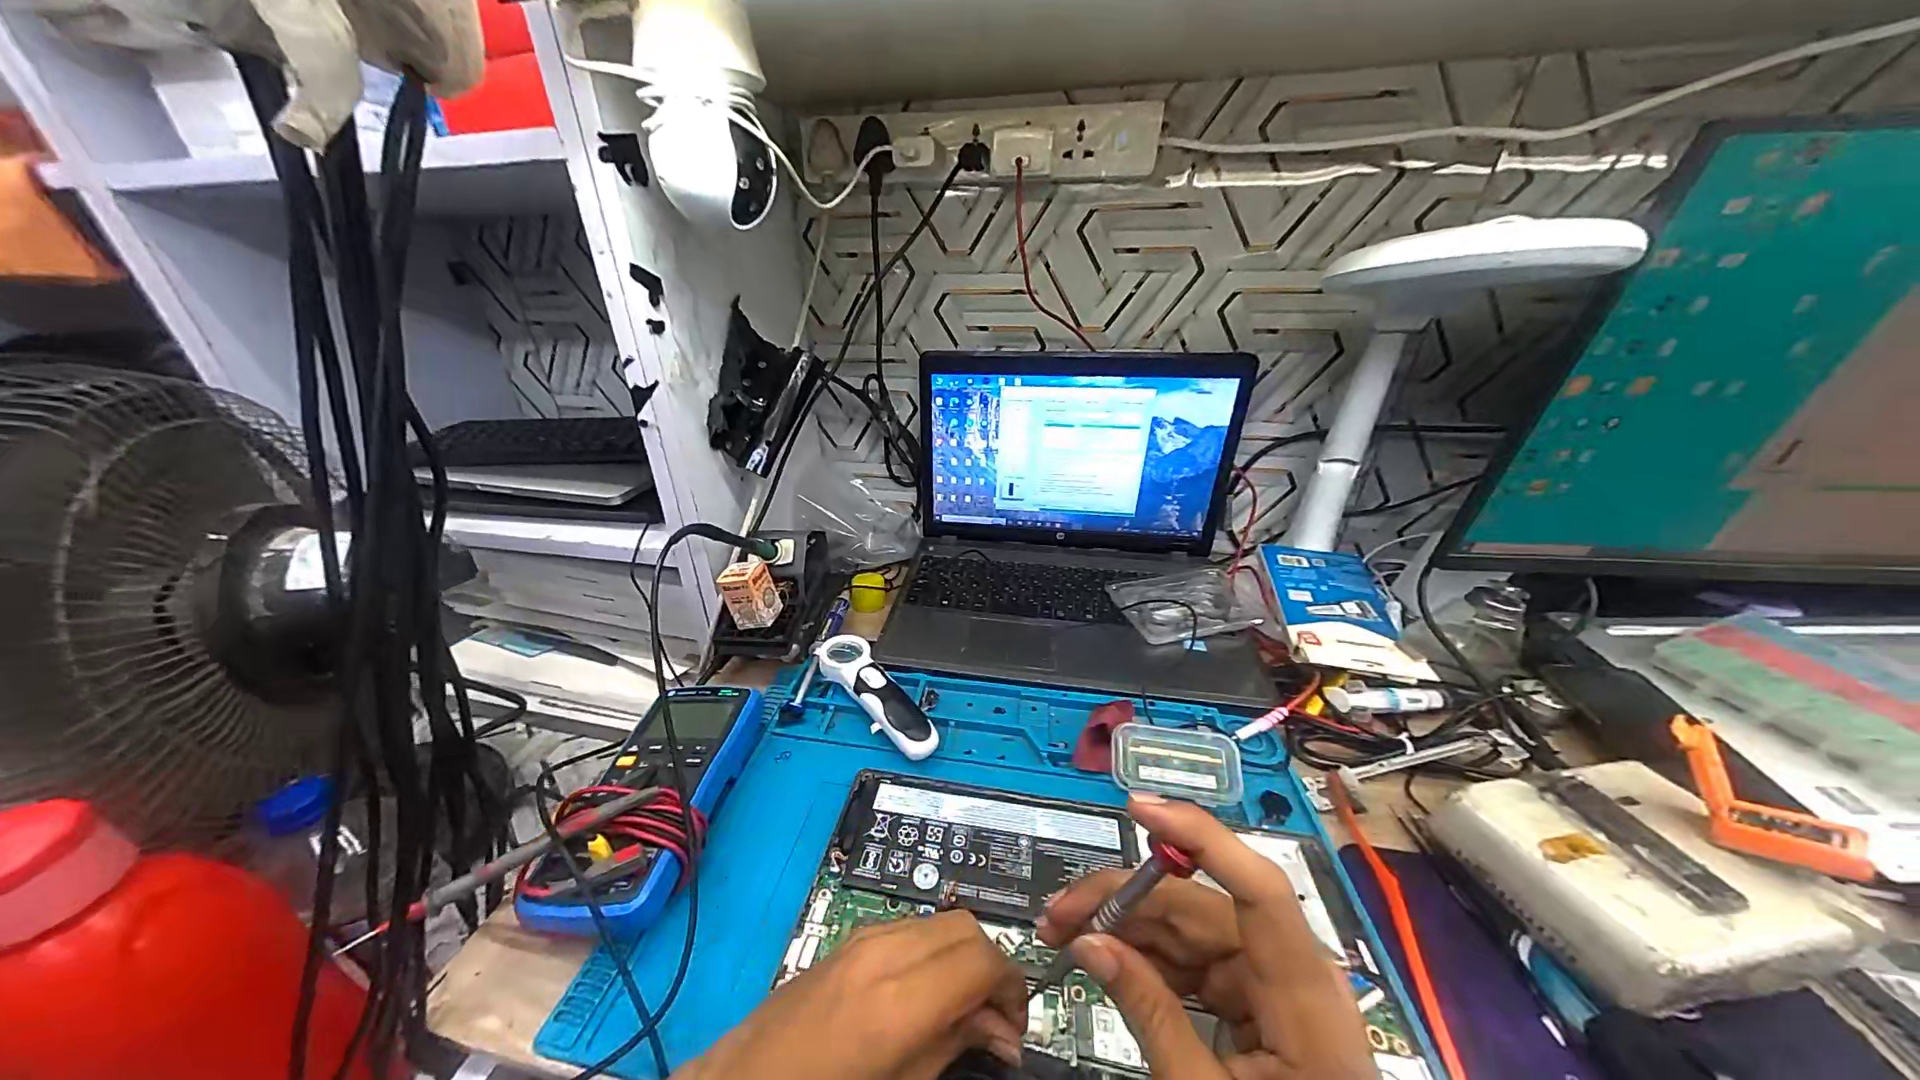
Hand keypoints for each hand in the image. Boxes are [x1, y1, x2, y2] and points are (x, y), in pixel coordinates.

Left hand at [673, 909, 1026, 1079]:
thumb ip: (955, 1045)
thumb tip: (1002, 1032)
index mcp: (898, 998)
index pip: (982, 959)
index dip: (1012, 988)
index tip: (1015, 1024)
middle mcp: (884, 951)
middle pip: (966, 928)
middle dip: (991, 966)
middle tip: (995, 1017)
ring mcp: (863, 938)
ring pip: (940, 922)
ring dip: (964, 956)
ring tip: (964, 1008)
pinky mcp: (849, 939)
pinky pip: (910, 928)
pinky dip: (934, 951)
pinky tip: (929, 991)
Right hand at [1037, 795, 1374, 1078]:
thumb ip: (1149, 1015)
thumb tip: (1088, 943)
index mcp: (1303, 996)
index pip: (1258, 888)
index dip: (1199, 837)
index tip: (1138, 809)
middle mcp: (1292, 970)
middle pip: (1199, 905)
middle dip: (1123, 901)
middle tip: (1058, 915)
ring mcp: (1273, 980)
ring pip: (1188, 927)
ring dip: (1126, 925)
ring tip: (1068, 934)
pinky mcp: (1257, 995)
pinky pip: (1195, 958)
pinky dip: (1149, 955)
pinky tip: (1108, 955)